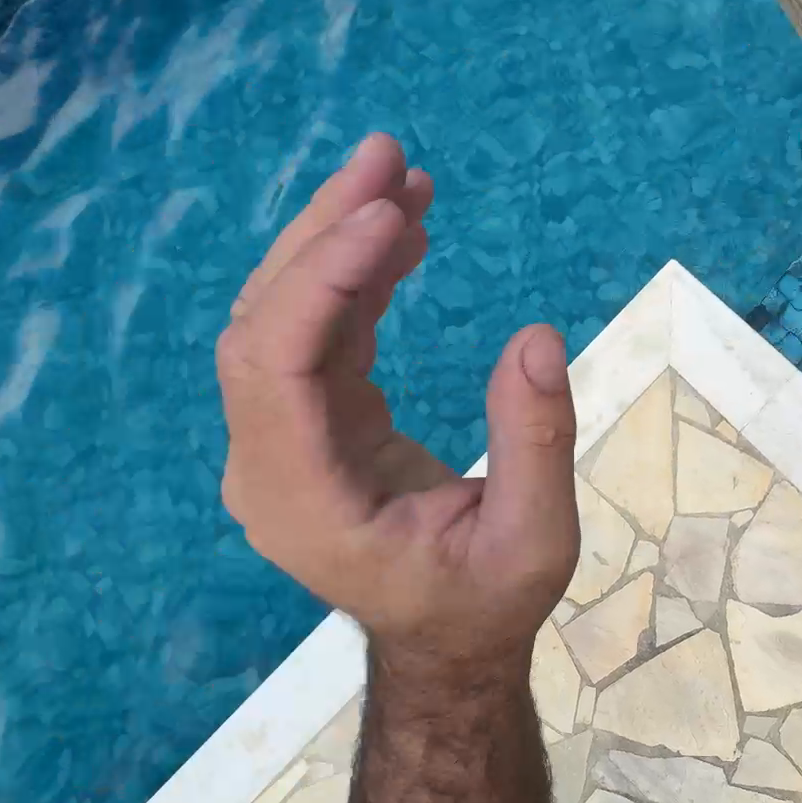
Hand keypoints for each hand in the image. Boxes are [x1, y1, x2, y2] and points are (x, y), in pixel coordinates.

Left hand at [216, 134, 578, 674]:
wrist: (449, 644)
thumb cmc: (489, 601)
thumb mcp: (537, 537)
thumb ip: (536, 444)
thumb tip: (535, 335)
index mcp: (304, 497)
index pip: (278, 367)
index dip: (324, 280)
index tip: (390, 215)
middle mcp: (270, 461)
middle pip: (264, 323)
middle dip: (323, 233)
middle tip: (388, 158)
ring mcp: (285, 441)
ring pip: (285, 318)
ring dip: (337, 241)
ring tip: (400, 177)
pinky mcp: (315, 425)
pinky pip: (321, 335)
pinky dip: (358, 277)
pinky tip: (402, 235)